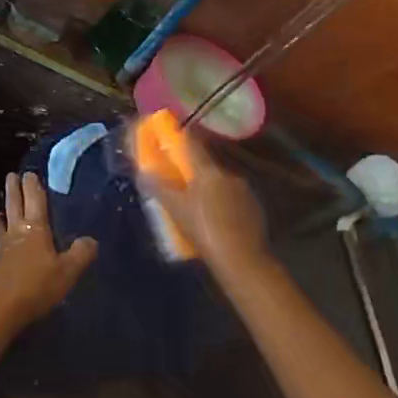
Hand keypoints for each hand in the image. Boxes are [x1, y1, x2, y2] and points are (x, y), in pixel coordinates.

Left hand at [0, 172, 97, 329]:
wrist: (1, 305)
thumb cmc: (37, 285)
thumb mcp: (67, 272)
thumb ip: (80, 254)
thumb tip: (91, 240)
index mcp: (36, 229)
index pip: (35, 201)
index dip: (33, 186)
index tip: (29, 173)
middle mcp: (17, 232)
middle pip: (15, 205)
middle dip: (14, 189)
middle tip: (12, 175)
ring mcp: (2, 246)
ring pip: (2, 222)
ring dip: (3, 212)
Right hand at [141, 128, 268, 270]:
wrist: (242, 260)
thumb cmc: (203, 229)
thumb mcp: (175, 210)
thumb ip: (158, 187)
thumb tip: (143, 172)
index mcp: (208, 171)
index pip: (192, 144)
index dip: (179, 137)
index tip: (169, 137)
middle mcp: (228, 174)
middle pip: (205, 165)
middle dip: (191, 171)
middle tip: (177, 182)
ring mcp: (244, 191)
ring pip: (220, 183)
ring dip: (207, 189)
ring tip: (195, 206)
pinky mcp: (254, 209)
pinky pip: (232, 198)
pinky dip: (221, 203)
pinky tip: (214, 220)